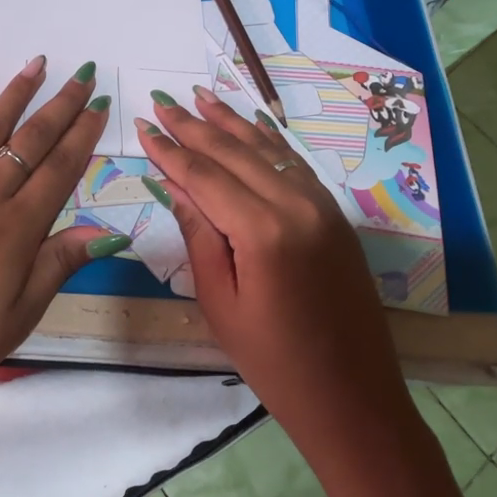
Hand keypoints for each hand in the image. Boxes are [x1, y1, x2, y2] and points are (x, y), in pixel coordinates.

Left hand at [0, 55, 121, 421]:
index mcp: (17, 228)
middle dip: (61, 105)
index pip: (60, 169)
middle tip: (83, 73)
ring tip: (36, 64)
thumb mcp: (19, 316)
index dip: (83, 135)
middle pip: (31, 140)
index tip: (100, 104)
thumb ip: (58, 265)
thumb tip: (109, 232)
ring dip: (15, 94)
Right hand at [136, 89, 382, 412]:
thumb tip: (173, 182)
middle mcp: (296, 206)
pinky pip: (295, 163)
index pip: (204, 175)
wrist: (354, 400)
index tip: (142, 124)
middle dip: (194, 125)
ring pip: (268, 148)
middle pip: (235, 152)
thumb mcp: (220, 303)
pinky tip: (249, 124)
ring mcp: (322, 207)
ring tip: (199, 96)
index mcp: (263, 232)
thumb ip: (198, 234)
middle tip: (162, 101)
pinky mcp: (335, 215)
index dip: (170, 150)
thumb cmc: (274, 362)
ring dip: (230, 121)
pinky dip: (268, 139)